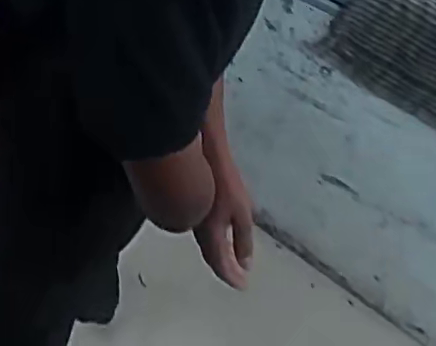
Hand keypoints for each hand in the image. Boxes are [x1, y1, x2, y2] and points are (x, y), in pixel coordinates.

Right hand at [191, 162, 255, 288]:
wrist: (199, 150)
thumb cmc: (223, 182)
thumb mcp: (242, 212)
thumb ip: (244, 240)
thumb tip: (246, 263)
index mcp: (210, 234)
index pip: (220, 264)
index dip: (232, 276)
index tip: (243, 284)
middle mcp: (197, 226)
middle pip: (210, 253)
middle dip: (223, 265)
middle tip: (236, 272)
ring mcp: (191, 210)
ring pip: (203, 239)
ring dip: (216, 250)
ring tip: (229, 253)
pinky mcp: (189, 197)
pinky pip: (199, 225)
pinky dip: (211, 235)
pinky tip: (216, 227)